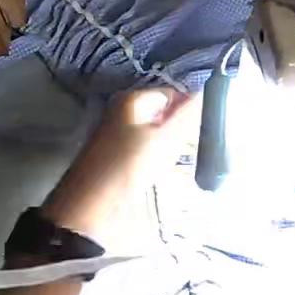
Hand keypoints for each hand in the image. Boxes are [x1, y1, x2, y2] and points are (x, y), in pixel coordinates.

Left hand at [42, 88, 196, 242]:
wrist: (89, 203)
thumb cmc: (127, 165)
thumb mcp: (163, 139)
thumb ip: (186, 114)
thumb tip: (205, 92)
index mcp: (133, 99)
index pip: (173, 94)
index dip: (188, 111)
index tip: (197, 131)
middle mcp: (124, 110)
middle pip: (165, 115)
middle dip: (178, 133)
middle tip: (179, 150)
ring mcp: (119, 131)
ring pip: (158, 135)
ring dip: (167, 149)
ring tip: (164, 164)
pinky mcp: (118, 153)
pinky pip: (146, 150)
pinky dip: (154, 160)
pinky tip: (152, 173)